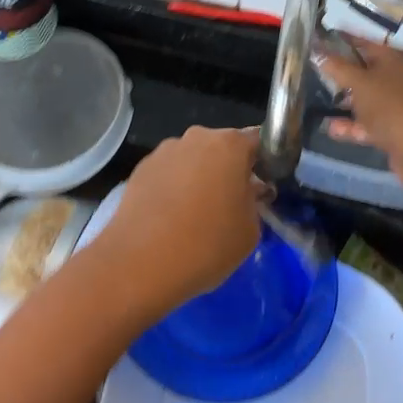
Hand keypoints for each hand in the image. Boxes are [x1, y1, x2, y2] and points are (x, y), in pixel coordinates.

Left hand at [90, 126, 261, 317]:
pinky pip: (168, 173)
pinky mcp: (140, 169)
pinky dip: (173, 188)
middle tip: (230, 205)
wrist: (139, 264)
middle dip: (228, 170)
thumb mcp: (249, 232)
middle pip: (221, 148)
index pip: (257, 141)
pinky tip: (169, 219)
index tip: (262, 186)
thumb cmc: (206, 245)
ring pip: (192, 160)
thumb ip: (254, 202)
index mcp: (229, 145)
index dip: (262, 163)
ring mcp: (164, 151)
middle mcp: (196, 138)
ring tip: (195, 216)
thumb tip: (247, 191)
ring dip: (198, 178)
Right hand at [315, 38, 402, 167]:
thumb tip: (316, 51)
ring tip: (323, 103)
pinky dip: (352, 125)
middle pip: (366, 72)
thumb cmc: (387, 105)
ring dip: (346, 102)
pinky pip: (369, 123)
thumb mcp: (357, 82)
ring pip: (367, 100)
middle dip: (343, 74)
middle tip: (320, 72)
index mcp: (392, 61)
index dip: (344, 40)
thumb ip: (335, 66)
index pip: (366, 43)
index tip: (323, 39)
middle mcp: (397, 80)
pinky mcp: (395, 129)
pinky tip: (332, 129)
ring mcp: (397, 106)